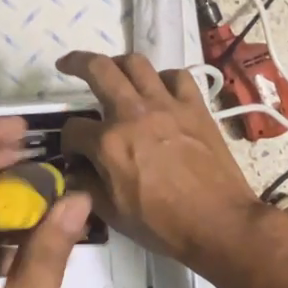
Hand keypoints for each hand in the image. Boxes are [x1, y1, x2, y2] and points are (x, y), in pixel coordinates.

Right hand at [57, 51, 287, 279]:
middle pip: (98, 69)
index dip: (68, 142)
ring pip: (136, 62)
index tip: (75, 155)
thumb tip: (74, 173)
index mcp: (108, 143)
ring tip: (113, 71)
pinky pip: (177, 76)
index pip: (73, 129)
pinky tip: (160, 91)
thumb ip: (86, 186)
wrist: (219, 224)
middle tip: (67, 65)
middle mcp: (133, 113)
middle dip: (76, 63)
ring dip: (118, 63)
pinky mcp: (195, 107)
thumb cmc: (163, 225)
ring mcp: (167, 105)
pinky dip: (164, 78)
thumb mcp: (112, 214)